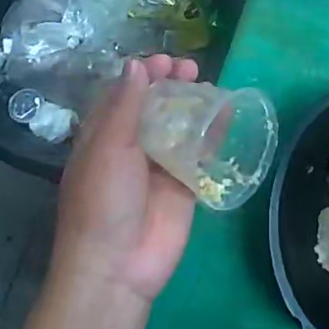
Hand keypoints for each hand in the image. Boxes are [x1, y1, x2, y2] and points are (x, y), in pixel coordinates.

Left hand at [50, 55, 199, 308]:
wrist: (118, 267)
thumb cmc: (104, 201)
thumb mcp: (108, 147)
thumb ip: (126, 105)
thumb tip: (136, 65)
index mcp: (103, 135)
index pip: (123, 94)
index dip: (142, 74)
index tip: (164, 61)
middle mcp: (130, 146)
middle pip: (153, 106)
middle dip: (170, 84)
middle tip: (189, 68)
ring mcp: (158, 165)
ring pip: (178, 125)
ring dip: (191, 103)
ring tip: (207, 84)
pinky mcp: (183, 184)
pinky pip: (200, 152)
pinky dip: (212, 132)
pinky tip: (226, 112)